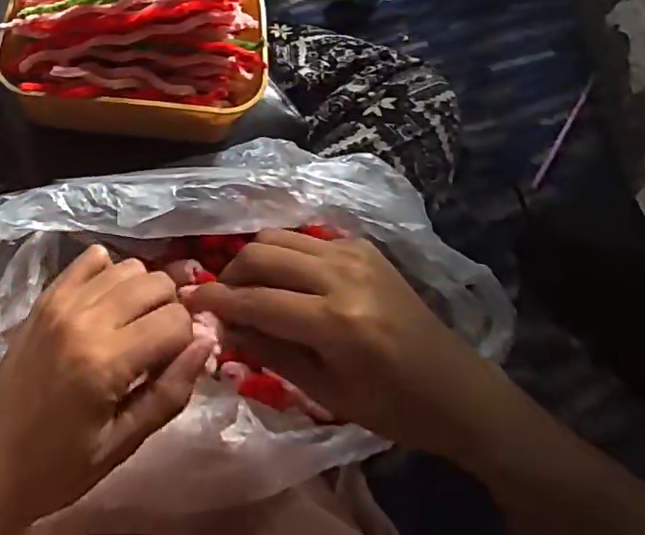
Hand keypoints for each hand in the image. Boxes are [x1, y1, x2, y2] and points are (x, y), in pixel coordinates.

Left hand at [0, 245, 212, 532]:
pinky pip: (91, 257)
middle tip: (161, 343)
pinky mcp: (46, 295)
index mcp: (105, 360)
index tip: (181, 359)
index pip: (176, 320)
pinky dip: (110, 272)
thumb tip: (207, 343)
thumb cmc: (60, 465)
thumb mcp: (123, 442)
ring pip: (128, 266)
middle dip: (171, 309)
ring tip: (135, 325)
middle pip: (156, 282)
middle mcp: (85, 317)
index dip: (189, 339)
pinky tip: (108, 303)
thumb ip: (170, 391)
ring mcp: (61, 300)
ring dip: (143, 291)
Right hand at [184, 229, 519, 459]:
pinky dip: (284, 252)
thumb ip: (269, 352)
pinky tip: (285, 278)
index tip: (187, 300)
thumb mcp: (325, 392)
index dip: (216, 300)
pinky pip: (304, 237)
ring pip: (278, 237)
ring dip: (254, 258)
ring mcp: (353, 252)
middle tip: (220, 297)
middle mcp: (341, 274)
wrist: (457, 388)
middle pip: (262, 255)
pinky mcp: (361, 244)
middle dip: (231, 273)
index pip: (257, 300)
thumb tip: (223, 326)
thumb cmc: (392, 406)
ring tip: (248, 286)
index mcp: (336, 321)